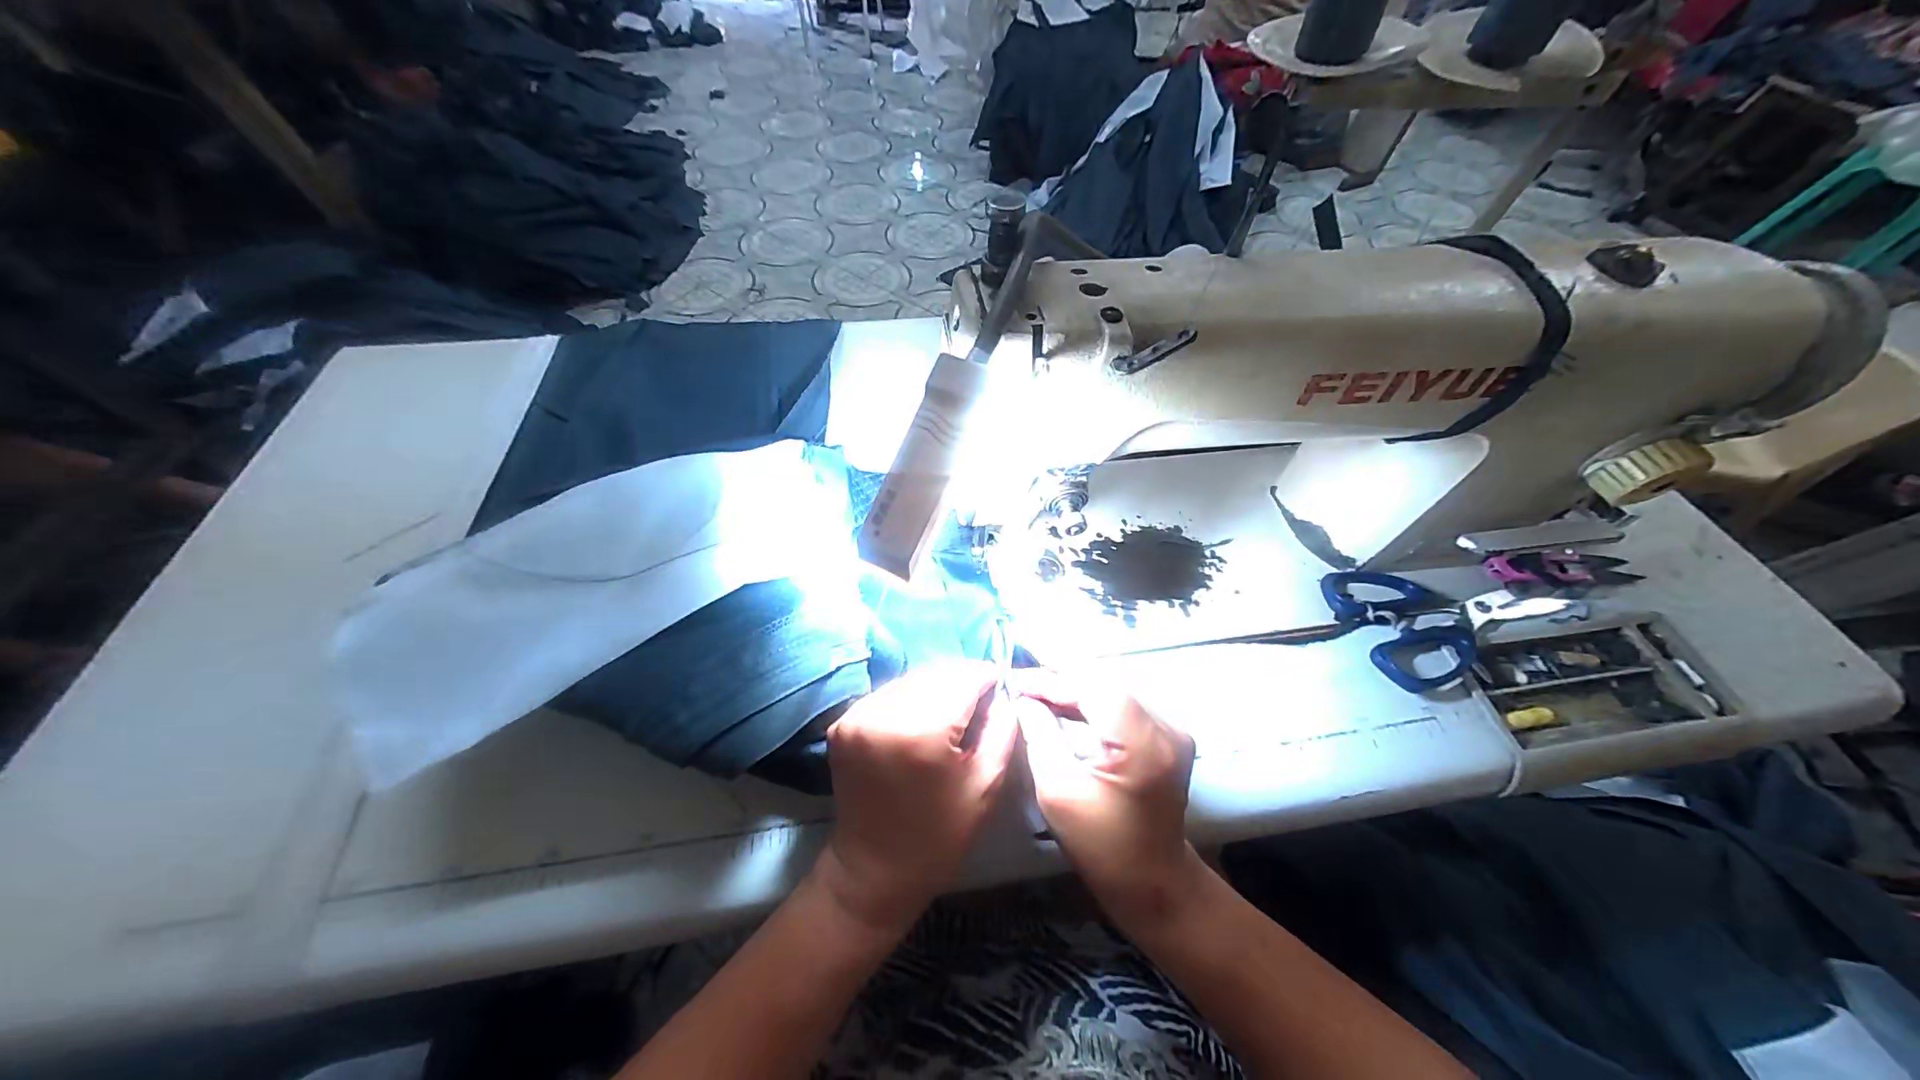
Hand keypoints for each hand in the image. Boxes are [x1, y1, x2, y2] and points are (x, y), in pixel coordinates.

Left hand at [818, 662, 1018, 933]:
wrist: (874, 869)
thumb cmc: (940, 835)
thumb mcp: (987, 784)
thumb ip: (1001, 728)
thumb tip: (1004, 692)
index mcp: (921, 731)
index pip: (963, 677)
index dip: (987, 676)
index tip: (1002, 683)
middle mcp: (883, 713)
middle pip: (935, 674)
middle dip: (962, 681)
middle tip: (983, 699)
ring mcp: (857, 716)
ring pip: (911, 680)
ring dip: (936, 687)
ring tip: (955, 711)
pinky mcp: (843, 723)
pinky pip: (889, 695)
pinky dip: (910, 699)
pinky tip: (923, 721)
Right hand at [1012, 671, 1198, 931]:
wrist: (1154, 881)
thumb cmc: (1102, 845)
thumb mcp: (1058, 790)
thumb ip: (1040, 733)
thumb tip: (1024, 696)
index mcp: (1142, 740)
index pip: (1093, 683)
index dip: (1052, 669)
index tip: (1016, 656)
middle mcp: (1165, 724)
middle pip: (1105, 679)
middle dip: (1059, 672)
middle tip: (1019, 671)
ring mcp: (1171, 727)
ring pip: (1113, 686)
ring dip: (1073, 683)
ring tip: (1032, 682)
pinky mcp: (1166, 734)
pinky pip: (1122, 702)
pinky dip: (1090, 698)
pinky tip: (1060, 699)